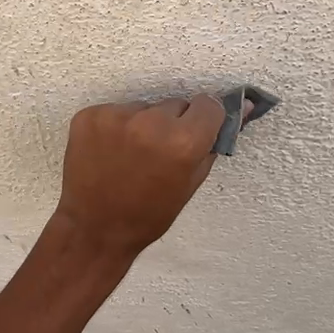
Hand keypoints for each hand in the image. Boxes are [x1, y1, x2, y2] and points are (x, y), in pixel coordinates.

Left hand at [52, 94, 227, 260]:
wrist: (94, 228)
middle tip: (159, 154)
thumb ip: (213, 143)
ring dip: (143, 124)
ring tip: (132, 156)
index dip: (204, 120)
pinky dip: (116, 127)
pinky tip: (111, 152)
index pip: (208, 105)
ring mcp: (116, 117)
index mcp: (182, 142)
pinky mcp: (91, 115)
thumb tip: (242, 109)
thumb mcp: (190, 184)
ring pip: (144, 107)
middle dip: (173, 124)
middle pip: (175, 105)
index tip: (197, 130)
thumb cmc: (146, 215)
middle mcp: (150, 124)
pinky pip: (116, 111)